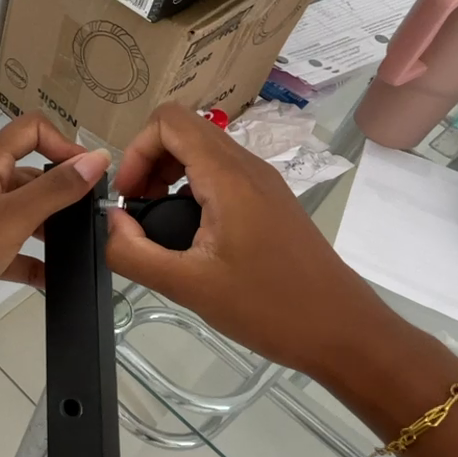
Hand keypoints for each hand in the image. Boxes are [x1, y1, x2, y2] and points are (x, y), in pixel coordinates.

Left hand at [0, 114, 111, 349]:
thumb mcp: (11, 217)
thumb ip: (55, 189)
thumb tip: (97, 158)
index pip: (30, 131)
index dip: (63, 143)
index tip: (92, 173)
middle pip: (31, 175)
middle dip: (65, 192)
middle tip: (99, 218)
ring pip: (25, 215)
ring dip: (53, 229)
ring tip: (86, 249)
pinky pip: (14, 252)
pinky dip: (34, 263)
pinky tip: (55, 280)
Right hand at [105, 102, 394, 374]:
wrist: (345, 333)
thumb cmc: (270, 308)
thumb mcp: (187, 287)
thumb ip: (133, 253)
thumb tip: (112, 222)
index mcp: (228, 178)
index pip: (168, 122)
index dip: (136, 151)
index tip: (128, 198)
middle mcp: (247, 168)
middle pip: (182, 130)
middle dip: (147, 162)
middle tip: (137, 210)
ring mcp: (262, 183)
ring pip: (201, 150)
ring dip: (167, 174)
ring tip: (157, 223)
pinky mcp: (269, 202)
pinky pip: (218, 173)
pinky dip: (190, 188)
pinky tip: (188, 233)